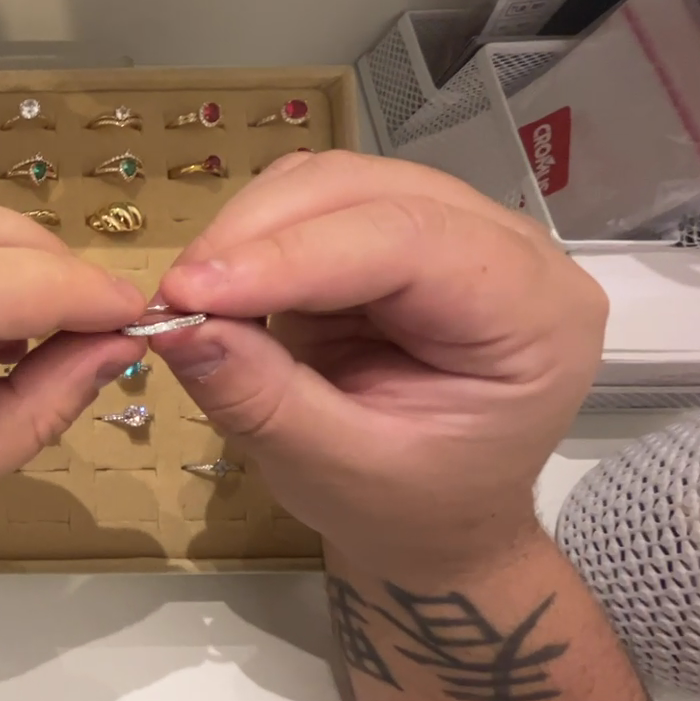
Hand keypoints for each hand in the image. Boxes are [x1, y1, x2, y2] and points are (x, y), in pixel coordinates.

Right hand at [149, 151, 606, 576]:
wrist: (422, 517)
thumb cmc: (396, 504)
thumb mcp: (324, 467)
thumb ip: (255, 396)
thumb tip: (172, 330)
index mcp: (527, 316)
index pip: (407, 243)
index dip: (286, 258)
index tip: (183, 294)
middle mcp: (500, 251)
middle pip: (363, 189)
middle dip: (252, 234)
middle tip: (173, 298)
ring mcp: (437, 236)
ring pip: (325, 183)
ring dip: (241, 231)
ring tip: (191, 298)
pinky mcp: (378, 241)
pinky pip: (301, 206)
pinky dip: (245, 239)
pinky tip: (221, 288)